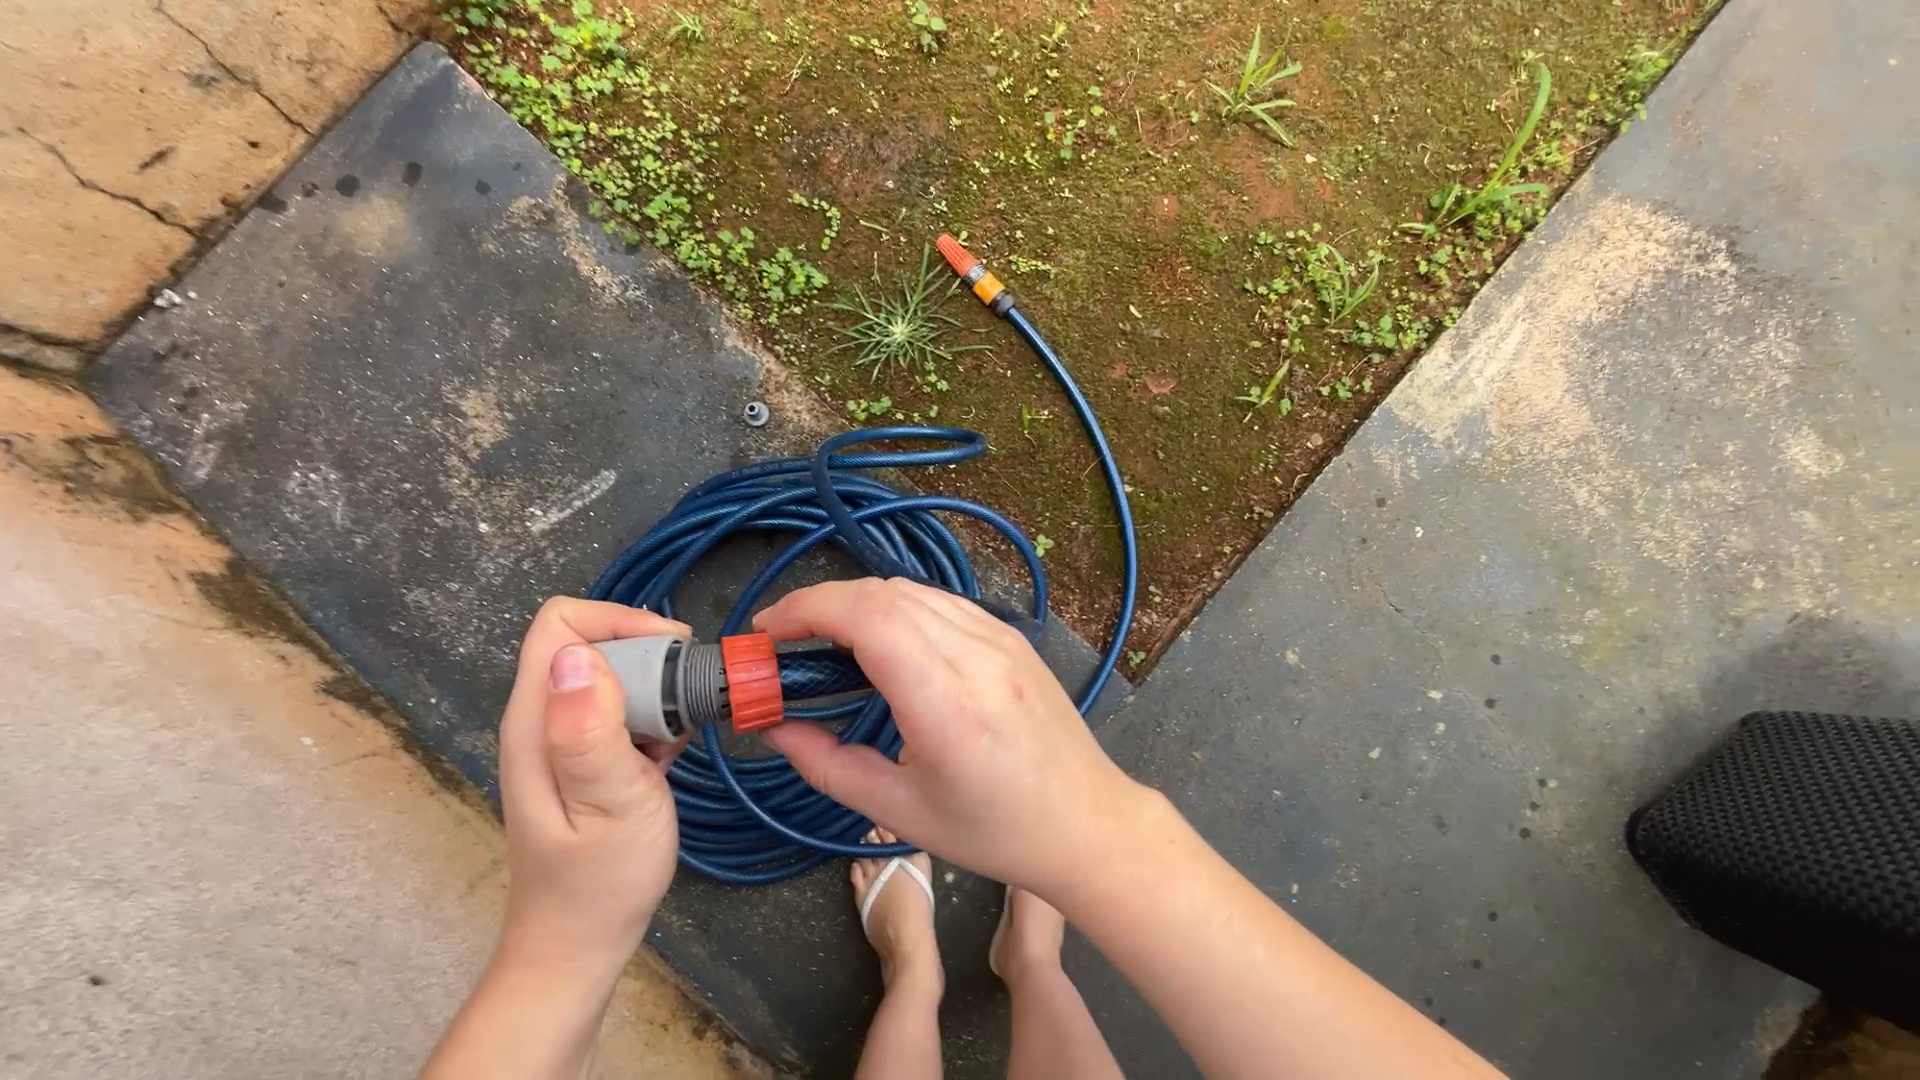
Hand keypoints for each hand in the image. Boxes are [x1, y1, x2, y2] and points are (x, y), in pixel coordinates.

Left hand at [495, 597, 690, 985]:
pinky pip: (623, 706)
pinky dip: (656, 713)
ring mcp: (565, 738)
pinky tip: (673, 750)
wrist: (582, 945)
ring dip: (657, 684)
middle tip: (688, 694)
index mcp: (536, 721)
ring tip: (685, 725)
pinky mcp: (590, 756)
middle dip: (647, 651)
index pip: (561, 625)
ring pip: (612, 673)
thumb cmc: (599, 882)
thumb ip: (589, 732)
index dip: (618, 621)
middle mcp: (544, 718)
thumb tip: (577, 656)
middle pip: (591, 641)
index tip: (671, 654)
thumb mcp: (608, 804)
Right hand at [754, 578, 1148, 897]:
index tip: (766, 632)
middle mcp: (975, 653)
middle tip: (785, 641)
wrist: (1086, 821)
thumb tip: (773, 728)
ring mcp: (999, 637)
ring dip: (857, 603)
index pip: (867, 616)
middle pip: (882, 592)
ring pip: (910, 589)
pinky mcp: (1010, 635)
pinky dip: (895, 608)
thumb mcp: (899, 812)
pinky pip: (939, 602)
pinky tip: (881, 643)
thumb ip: (827, 766)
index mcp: (946, 701)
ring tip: (825, 643)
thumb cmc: (993, 831)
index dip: (806, 609)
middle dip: (820, 604)